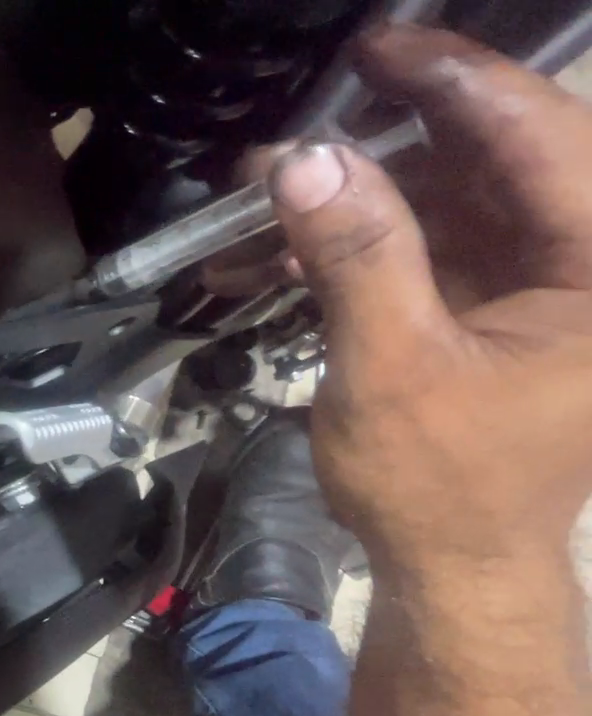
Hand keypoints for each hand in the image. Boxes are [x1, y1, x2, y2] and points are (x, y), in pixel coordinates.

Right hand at [267, 25, 591, 576]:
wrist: (449, 558)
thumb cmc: (436, 476)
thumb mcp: (391, 367)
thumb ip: (360, 258)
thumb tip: (306, 162)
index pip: (544, 137)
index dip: (457, 82)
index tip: (375, 46)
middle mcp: (590, 257)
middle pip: (497, 159)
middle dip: (390, 141)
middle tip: (302, 128)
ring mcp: (539, 282)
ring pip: (449, 203)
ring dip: (352, 199)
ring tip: (262, 195)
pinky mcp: (488, 308)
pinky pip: (421, 252)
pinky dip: (346, 250)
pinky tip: (274, 257)